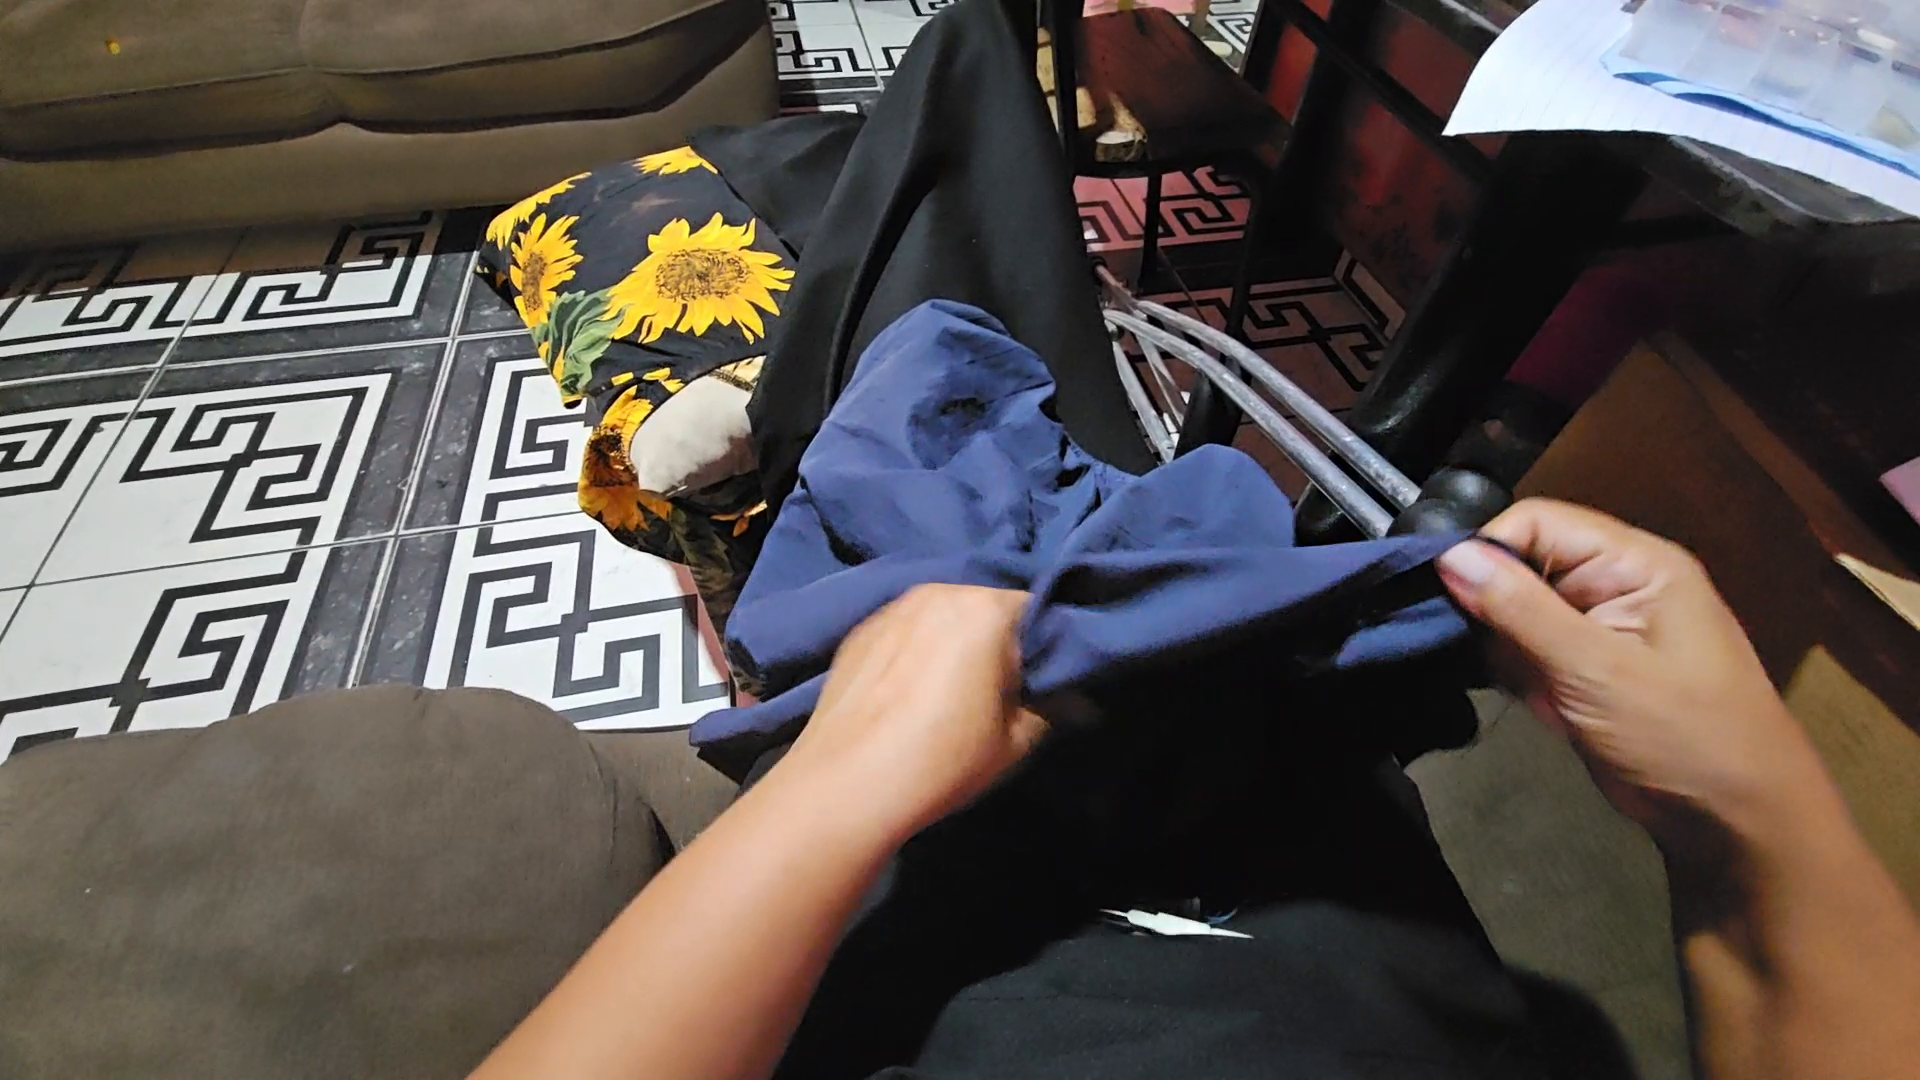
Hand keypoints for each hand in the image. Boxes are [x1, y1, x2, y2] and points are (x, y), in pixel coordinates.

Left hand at [782, 584, 1048, 840]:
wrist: (846, 784)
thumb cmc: (943, 758)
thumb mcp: (1015, 742)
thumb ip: (1052, 708)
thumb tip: (1075, 698)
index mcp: (985, 609)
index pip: (1035, 610)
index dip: (1045, 645)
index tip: (1041, 680)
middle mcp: (939, 592)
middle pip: (985, 607)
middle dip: (998, 640)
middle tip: (998, 688)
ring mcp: (892, 607)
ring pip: (943, 615)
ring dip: (954, 641)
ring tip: (948, 690)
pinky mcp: (860, 629)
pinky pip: (906, 629)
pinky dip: (916, 647)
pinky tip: (907, 690)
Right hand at [1435, 498, 1841, 850]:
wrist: (1731, 822)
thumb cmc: (1683, 737)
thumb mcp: (1596, 669)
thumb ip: (1519, 608)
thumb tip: (1449, 556)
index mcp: (1631, 563)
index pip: (1533, 522)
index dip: (1485, 550)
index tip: (1448, 594)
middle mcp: (1607, 581)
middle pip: (1514, 558)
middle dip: (1481, 598)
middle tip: (1459, 638)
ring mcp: (1587, 621)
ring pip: (1504, 601)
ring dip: (1487, 635)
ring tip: (1491, 669)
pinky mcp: (1569, 657)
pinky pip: (1512, 639)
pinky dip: (1497, 660)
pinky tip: (1501, 683)